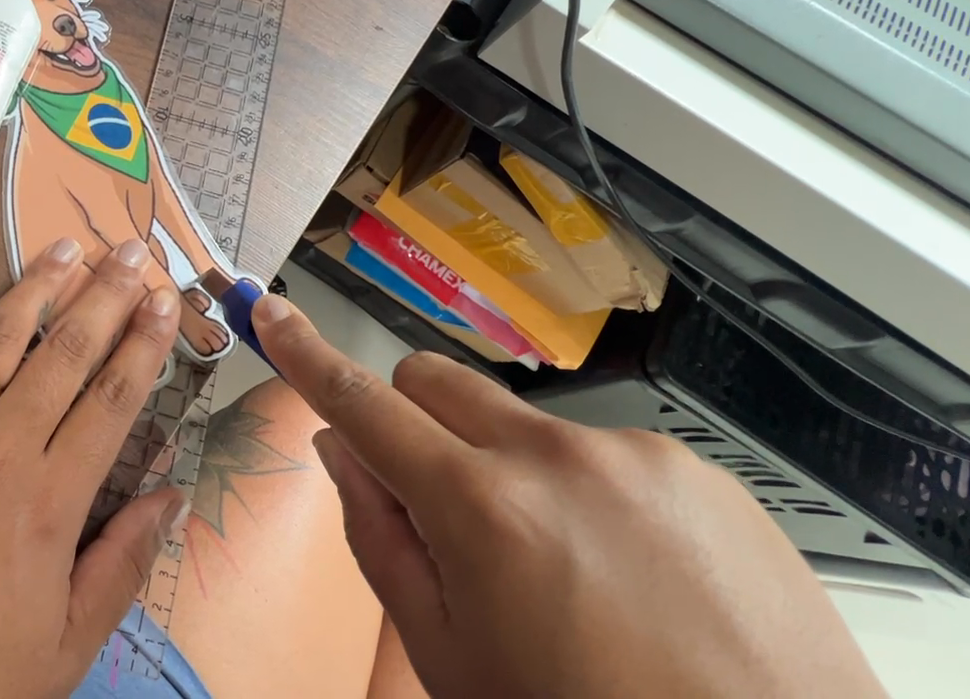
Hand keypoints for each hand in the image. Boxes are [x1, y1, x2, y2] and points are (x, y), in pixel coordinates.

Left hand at [0, 239, 186, 697]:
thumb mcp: (64, 644)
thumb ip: (122, 564)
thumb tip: (170, 499)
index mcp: (50, 499)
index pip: (111, 399)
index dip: (143, 345)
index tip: (164, 302)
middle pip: (63, 354)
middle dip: (105, 297)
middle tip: (131, 254)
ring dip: (37, 288)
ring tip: (66, 248)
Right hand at [253, 295, 887, 698]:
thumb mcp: (447, 657)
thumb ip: (378, 537)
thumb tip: (341, 447)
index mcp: (481, 508)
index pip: (364, 404)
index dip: (305, 356)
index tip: (271, 312)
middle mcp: (554, 456)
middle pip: (432, 380)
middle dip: (409, 419)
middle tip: (431, 498)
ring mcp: (635, 455)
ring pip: (513, 420)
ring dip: (500, 463)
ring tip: (554, 562)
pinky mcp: (698, 470)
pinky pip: (595, 448)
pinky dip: (575, 484)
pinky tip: (623, 567)